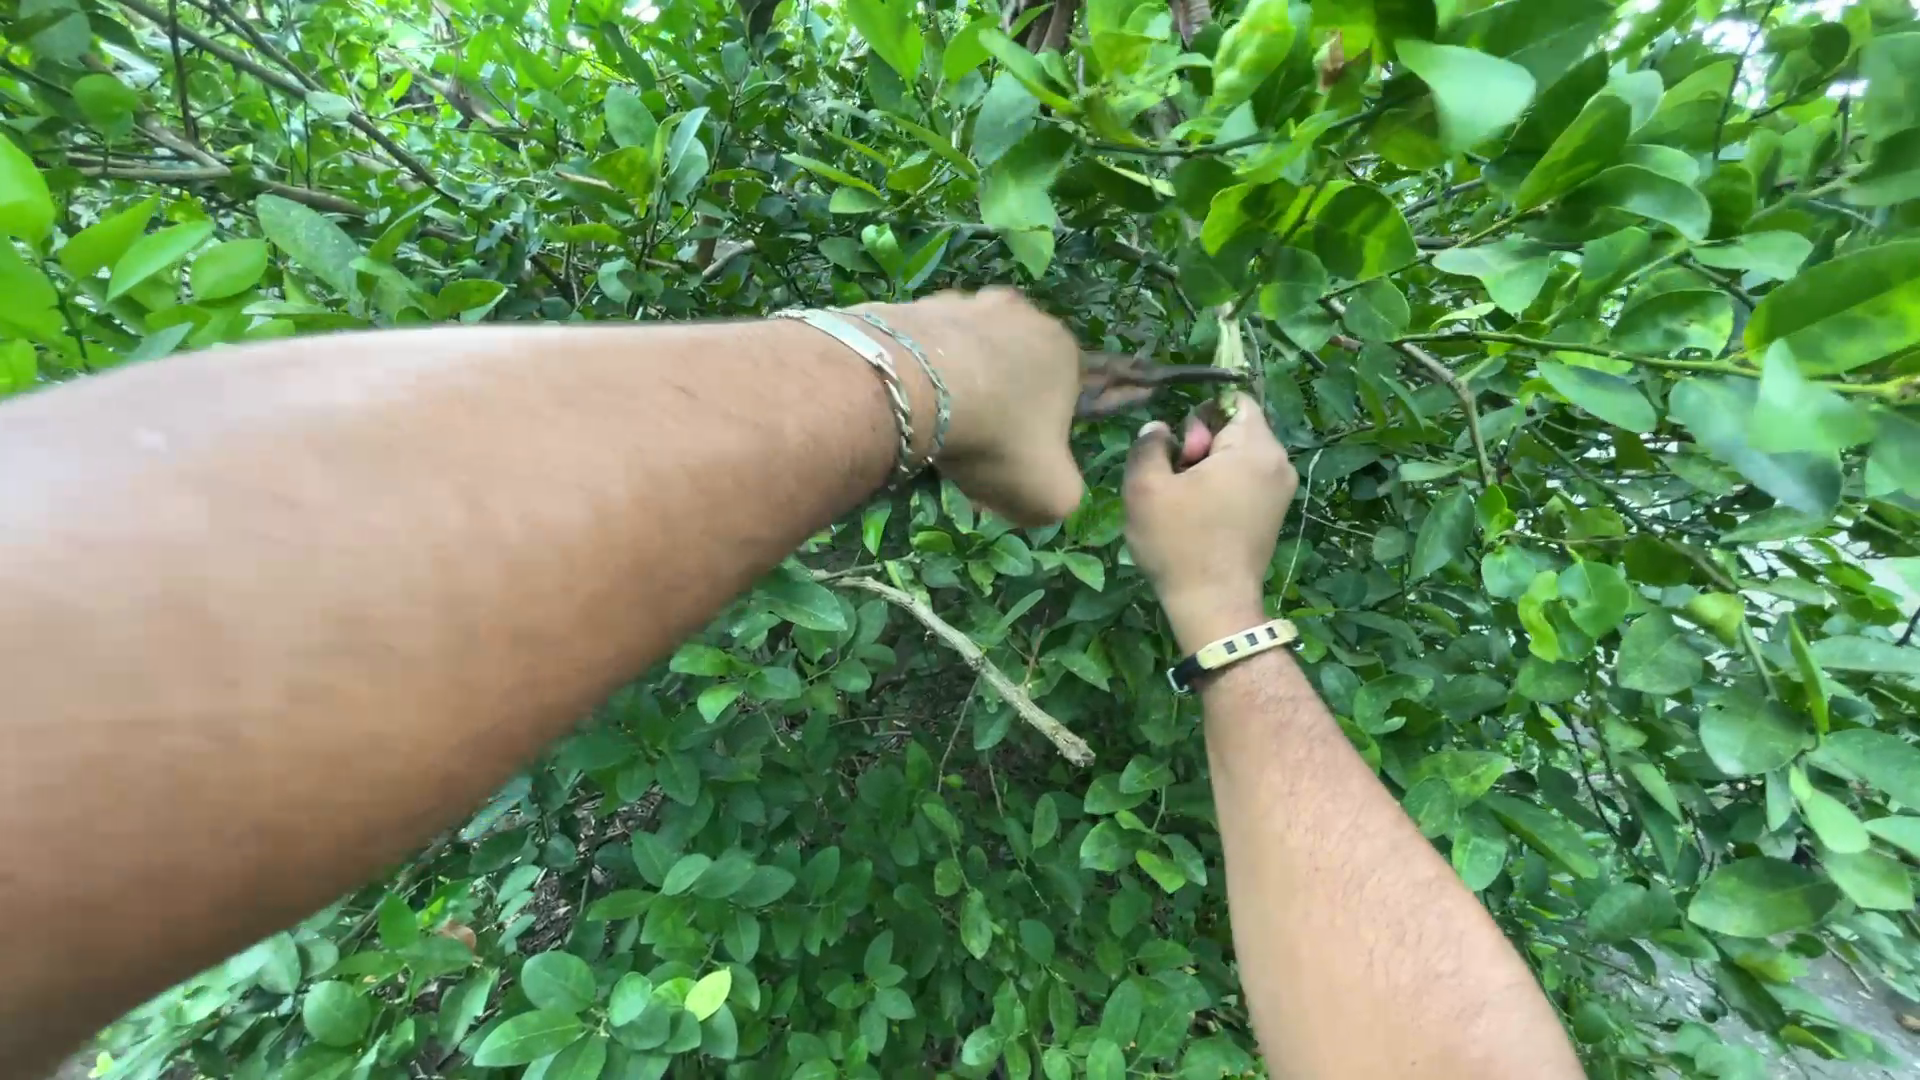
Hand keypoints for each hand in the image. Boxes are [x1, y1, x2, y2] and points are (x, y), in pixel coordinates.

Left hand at [858, 289, 1083, 524]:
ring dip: (961, 385)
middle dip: (1001, 405)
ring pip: (971, 353)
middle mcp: (1022, 313)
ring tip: (936, 428)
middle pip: (1017, 370)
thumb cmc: (996, 439)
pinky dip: (922, 370)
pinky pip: (928, 346)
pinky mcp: (919, 305)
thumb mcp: (1050, 494)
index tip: (1015, 458)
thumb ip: (1065, 494)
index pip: (1066, 394)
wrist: (913, 390)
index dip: (1042, 433)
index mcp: (1065, 351)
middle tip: (974, 447)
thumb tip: (1049, 488)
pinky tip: (910, 403)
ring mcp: (968, 303)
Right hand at [1124, 394, 1297, 651]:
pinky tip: (1199, 515)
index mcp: (1255, 448)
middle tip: (1178, 480)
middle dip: (1201, 445)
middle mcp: (1278, 462)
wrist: (1212, 605)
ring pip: (1237, 455)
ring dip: (1207, 468)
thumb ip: (1148, 445)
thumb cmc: (1179, 543)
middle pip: (1235, 428)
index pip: (1233, 399)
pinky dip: (1220, 487)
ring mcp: (1281, 489)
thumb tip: (1158, 429)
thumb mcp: (1145, 488)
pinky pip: (1245, 480)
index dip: (1198, 415)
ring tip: (1185, 501)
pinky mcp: (1274, 512)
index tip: (1181, 450)